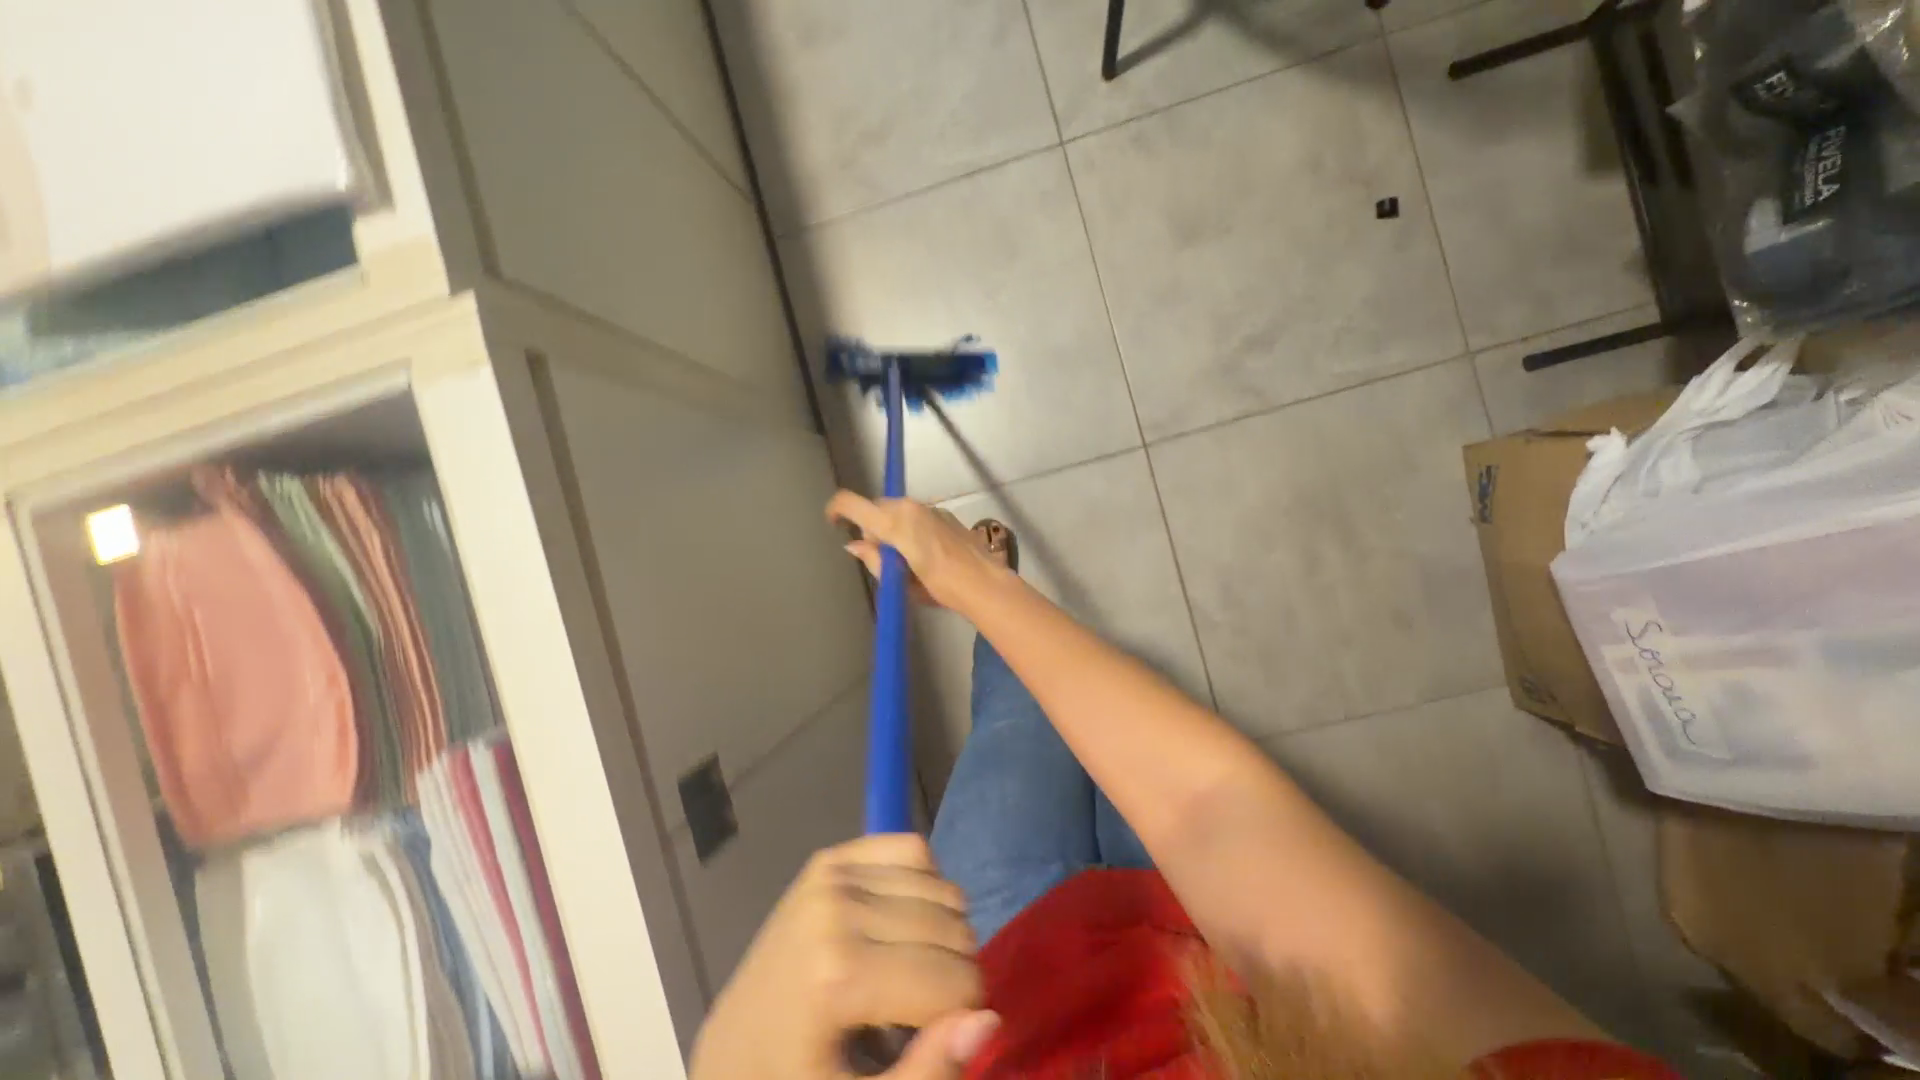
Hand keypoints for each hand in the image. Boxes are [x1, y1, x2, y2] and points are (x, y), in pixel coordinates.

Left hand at [688, 835, 996, 1079]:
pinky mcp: (829, 860)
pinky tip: (902, 922)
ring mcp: (832, 877)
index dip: (960, 1019)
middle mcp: (839, 910)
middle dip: (954, 976)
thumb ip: (930, 1069)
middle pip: (955, 933)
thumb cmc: (798, 1079)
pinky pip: (913, 850)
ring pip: (944, 891)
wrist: (732, 1050)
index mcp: (840, 975)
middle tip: (921, 1008)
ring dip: (943, 934)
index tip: (930, 1038)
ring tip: (909, 967)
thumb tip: (989, 1018)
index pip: (955, 982)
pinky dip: (925, 884)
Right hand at [826, 491, 1009, 610]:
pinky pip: (915, 515)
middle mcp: (909, 508)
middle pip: (876, 509)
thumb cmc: (940, 587)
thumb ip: (875, 560)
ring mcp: (929, 508)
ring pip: (896, 511)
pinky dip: (910, 528)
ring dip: (891, 528)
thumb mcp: (901, 581)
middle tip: (881, 559)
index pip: (853, 504)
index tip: (832, 521)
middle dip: (871, 529)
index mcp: (894, 523)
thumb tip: (855, 546)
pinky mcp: (944, 514)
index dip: (836, 509)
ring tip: (904, 559)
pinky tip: (923, 553)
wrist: (984, 584)